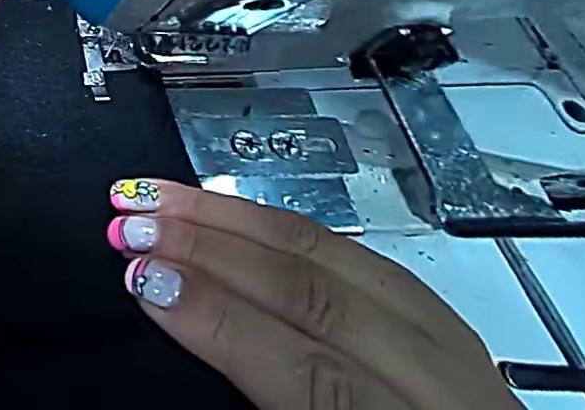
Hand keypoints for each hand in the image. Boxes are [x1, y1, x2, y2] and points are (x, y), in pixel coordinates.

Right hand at [105, 179, 520, 409]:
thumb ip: (261, 407)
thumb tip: (180, 317)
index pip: (313, 376)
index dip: (219, 320)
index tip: (141, 277)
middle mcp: (450, 388)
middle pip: (317, 291)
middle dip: (210, 245)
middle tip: (132, 216)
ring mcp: (452, 340)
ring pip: (331, 250)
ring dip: (231, 216)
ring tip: (161, 196)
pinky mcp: (436, 311)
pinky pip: (347, 249)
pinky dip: (275, 222)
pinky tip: (227, 207)